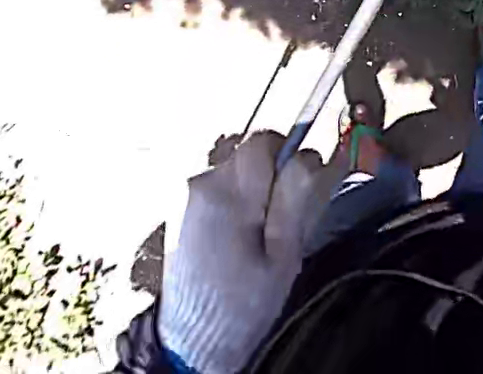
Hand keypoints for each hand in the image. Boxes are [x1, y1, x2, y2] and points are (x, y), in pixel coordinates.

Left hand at [159, 131, 328, 373]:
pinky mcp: (174, 204)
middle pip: (244, 148)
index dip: (284, 153)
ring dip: (245, 180)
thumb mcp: (283, 257)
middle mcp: (201, 182)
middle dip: (265, 169)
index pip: (262, 140)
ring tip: (251, 222)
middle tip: (274, 212)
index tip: (293, 182)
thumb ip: (295, 199)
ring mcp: (183, 192)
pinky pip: (211, 180)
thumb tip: (307, 155)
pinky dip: (226, 192)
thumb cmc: (242, 304)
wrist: (189, 342)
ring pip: (228, 162)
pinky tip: (230, 228)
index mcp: (229, 194)